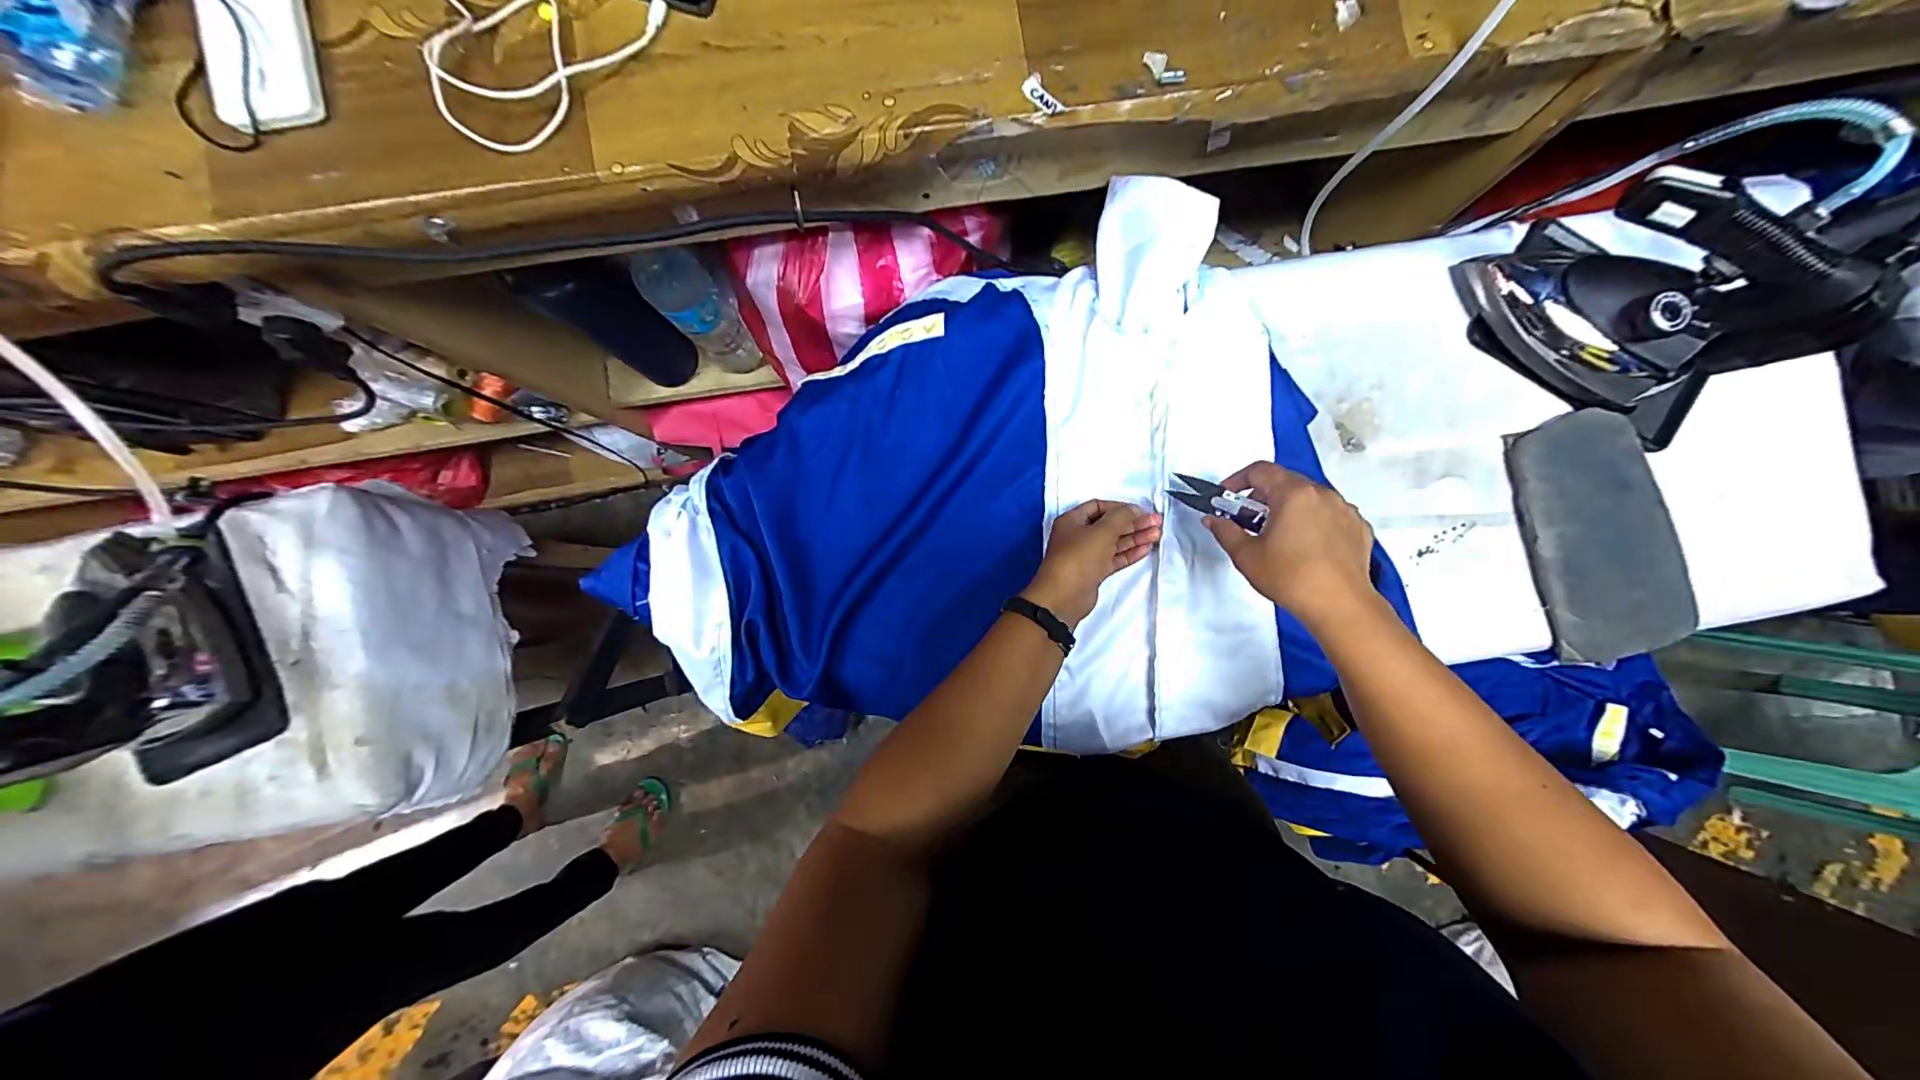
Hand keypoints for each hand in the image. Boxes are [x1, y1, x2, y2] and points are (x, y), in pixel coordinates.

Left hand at [1021, 500, 1161, 627]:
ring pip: (1113, 542)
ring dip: (1134, 537)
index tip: (1141, 511)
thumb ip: (1121, 516)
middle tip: (1156, 523)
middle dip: (1132, 523)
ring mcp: (1086, 555)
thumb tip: (1134, 510)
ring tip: (1156, 535)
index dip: (1120, 507)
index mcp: (1072, 521)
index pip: (1099, 506)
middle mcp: (1078, 536)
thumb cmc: (1078, 558)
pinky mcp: (1093, 572)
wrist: (1063, 597)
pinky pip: (1114, 558)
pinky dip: (1129, 553)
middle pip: (1109, 525)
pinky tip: (1145, 549)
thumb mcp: (1101, 531)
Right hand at [1201, 462, 1375, 626]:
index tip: (1227, 495)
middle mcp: (1322, 494)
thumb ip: (1225, 531)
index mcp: (1293, 494)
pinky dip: (1313, 521)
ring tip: (1277, 534)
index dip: (1238, 479)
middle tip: (1247, 517)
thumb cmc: (1291, 578)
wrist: (1339, 604)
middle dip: (1262, 495)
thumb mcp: (1246, 555)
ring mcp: (1344, 510)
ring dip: (1289, 507)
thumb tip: (1213, 520)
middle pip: (1286, 481)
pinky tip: (1304, 545)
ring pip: (1309, 497)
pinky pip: (1330, 514)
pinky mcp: (1358, 527)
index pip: (1260, 470)